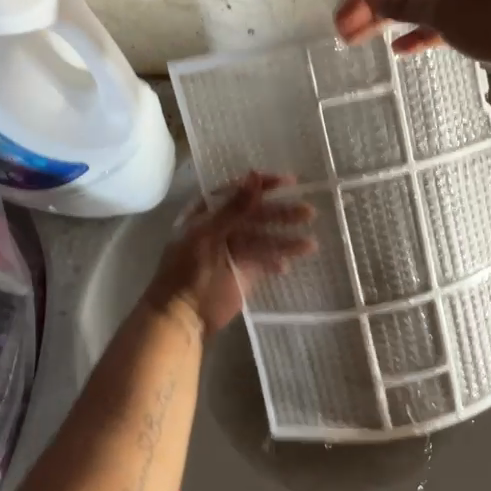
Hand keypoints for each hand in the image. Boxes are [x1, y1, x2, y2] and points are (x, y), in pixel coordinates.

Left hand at [143, 173, 316, 336]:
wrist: (181, 315)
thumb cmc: (187, 270)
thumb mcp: (208, 234)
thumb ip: (234, 207)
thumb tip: (255, 176)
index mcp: (207, 212)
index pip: (239, 190)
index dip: (263, 184)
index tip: (289, 182)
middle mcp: (223, 226)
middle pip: (257, 214)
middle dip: (282, 213)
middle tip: (308, 213)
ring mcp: (234, 249)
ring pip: (265, 238)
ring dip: (286, 240)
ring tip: (309, 245)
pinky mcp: (244, 271)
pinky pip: (265, 261)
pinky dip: (276, 262)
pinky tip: (285, 266)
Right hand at [332, 0, 490, 67]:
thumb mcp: (443, 10)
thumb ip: (404, 3)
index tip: (339, 21)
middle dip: (373, 10)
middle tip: (344, 35)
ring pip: (421, 8)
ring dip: (392, 23)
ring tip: (366, 41)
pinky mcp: (484, 22)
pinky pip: (441, 25)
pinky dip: (420, 35)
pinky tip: (403, 50)